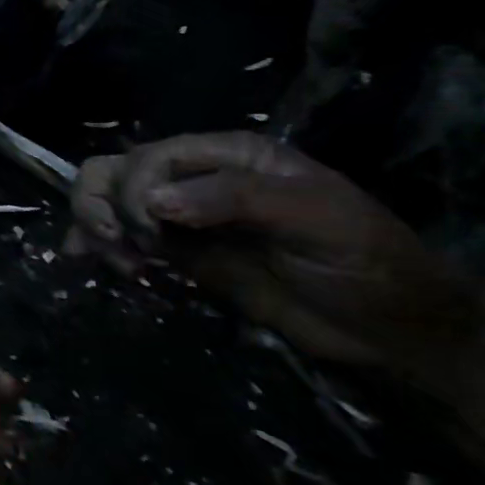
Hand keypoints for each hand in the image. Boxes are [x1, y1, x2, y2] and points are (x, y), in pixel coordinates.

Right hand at [65, 132, 481, 368]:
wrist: (396, 328)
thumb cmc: (366, 260)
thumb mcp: (314, 217)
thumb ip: (234, 198)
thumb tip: (151, 201)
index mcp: (227, 155)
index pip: (152, 156)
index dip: (135, 188)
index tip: (151, 231)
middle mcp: (194, 178)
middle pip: (115, 171)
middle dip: (104, 205)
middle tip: (126, 246)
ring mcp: (182, 217)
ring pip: (106, 200)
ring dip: (96, 225)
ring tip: (122, 262)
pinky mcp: (179, 253)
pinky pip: (120, 238)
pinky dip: (93, 244)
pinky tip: (88, 259)